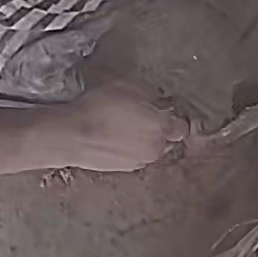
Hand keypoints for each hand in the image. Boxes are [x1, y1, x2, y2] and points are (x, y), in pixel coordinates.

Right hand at [38, 83, 187, 171]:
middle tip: (142, 117)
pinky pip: (135, 157)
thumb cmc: (100, 108)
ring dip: (144, 140)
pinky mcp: (126, 169)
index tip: (167, 112)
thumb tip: (157, 103)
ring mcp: (141, 162)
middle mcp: (155, 149)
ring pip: (150, 150)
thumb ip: (150, 96)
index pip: (182, 128)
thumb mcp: (128, 87)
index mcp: (161, 128)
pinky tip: (115, 138)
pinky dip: (131, 149)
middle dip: (159, 130)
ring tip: (125, 128)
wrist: (75, 136)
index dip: (174, 118)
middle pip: (166, 140)